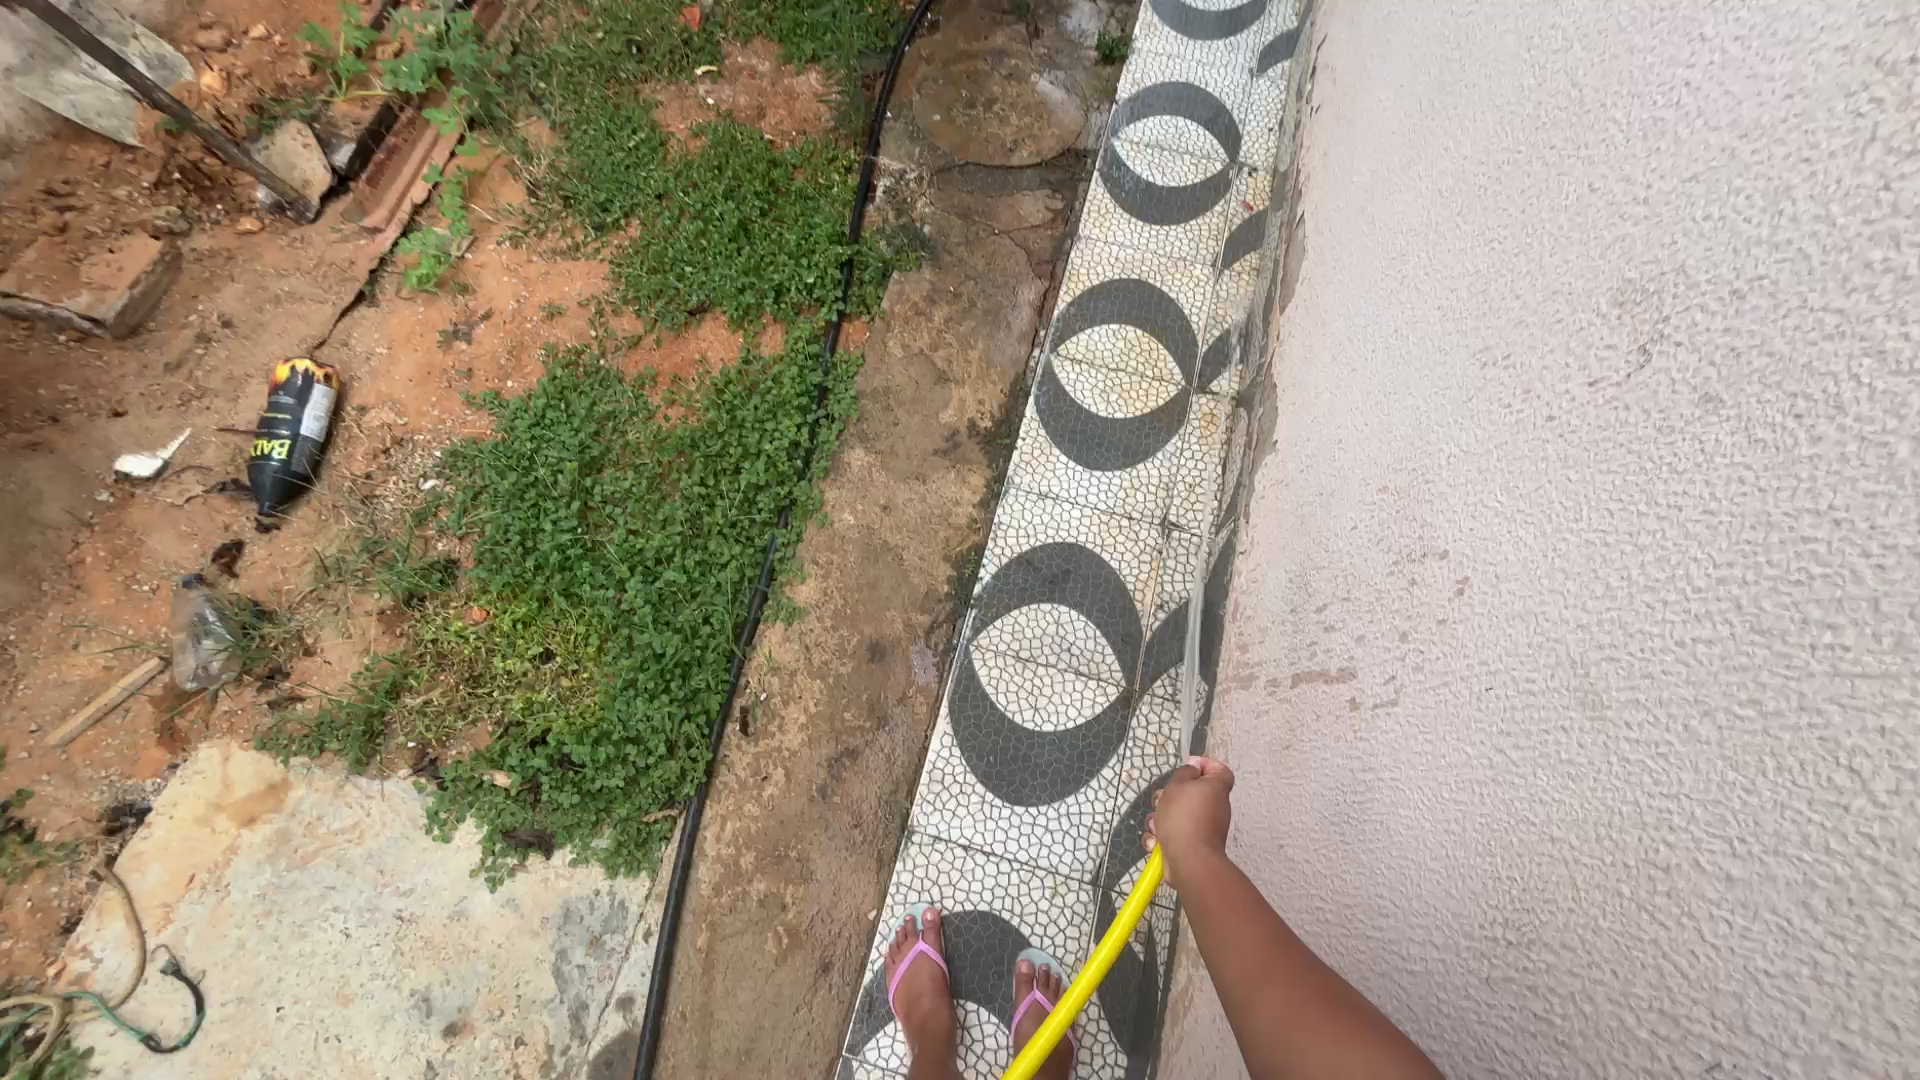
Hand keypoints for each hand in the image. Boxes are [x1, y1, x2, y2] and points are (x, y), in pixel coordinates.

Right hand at [1144, 755, 1234, 890]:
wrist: (1188, 860)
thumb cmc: (1183, 817)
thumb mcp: (1178, 785)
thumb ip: (1185, 772)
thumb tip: (1193, 769)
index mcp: (1216, 789)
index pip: (1220, 770)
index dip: (1205, 765)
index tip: (1188, 767)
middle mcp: (1213, 808)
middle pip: (1191, 792)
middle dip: (1170, 795)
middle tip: (1162, 799)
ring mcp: (1203, 828)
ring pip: (1177, 814)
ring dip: (1161, 818)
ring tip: (1156, 825)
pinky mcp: (1191, 845)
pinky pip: (1173, 833)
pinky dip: (1162, 837)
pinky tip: (1156, 841)